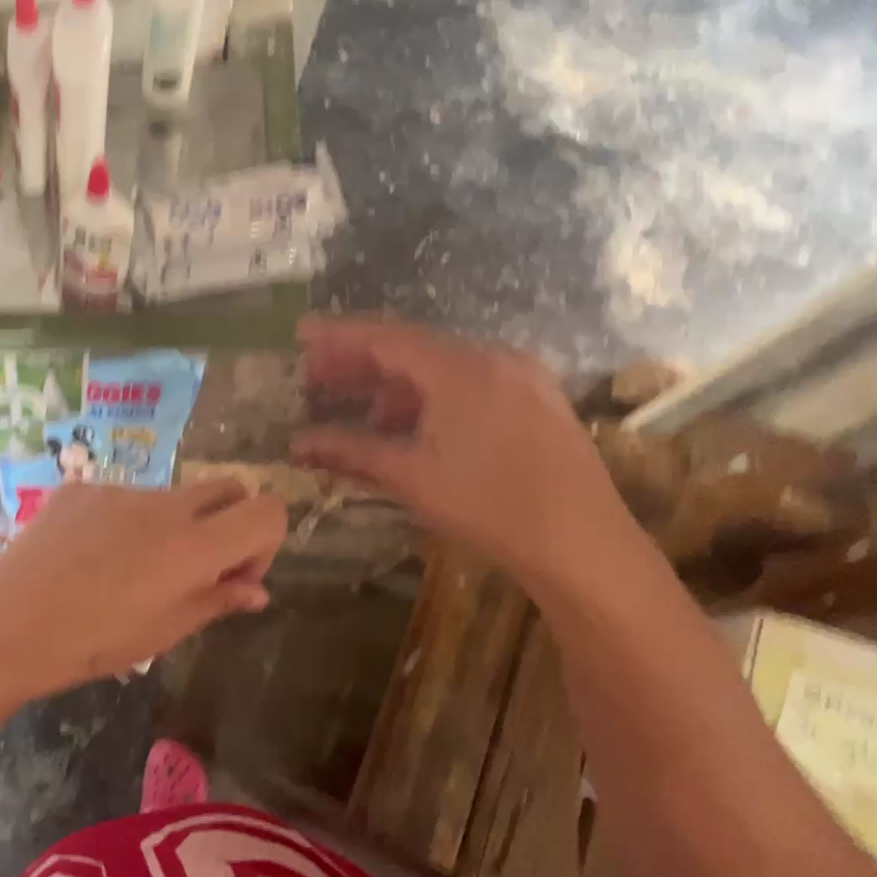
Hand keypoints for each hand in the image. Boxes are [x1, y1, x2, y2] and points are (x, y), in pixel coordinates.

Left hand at [0, 480, 287, 708]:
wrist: (6, 629)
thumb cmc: (90, 644)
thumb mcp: (163, 633)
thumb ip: (216, 601)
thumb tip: (256, 589)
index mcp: (194, 546)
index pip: (268, 511)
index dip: (264, 542)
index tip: (233, 577)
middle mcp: (163, 505)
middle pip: (227, 489)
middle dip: (227, 523)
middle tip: (193, 570)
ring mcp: (117, 491)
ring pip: (170, 496)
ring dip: (170, 526)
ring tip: (124, 573)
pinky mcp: (78, 490)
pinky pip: (121, 497)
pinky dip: (123, 522)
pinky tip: (87, 559)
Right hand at [290, 315, 636, 585]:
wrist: (580, 542)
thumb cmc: (487, 505)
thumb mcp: (409, 476)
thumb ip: (348, 450)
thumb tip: (296, 443)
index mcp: (462, 369)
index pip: (387, 337)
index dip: (338, 335)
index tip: (300, 335)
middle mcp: (495, 359)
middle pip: (414, 347)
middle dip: (360, 361)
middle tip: (314, 377)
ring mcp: (522, 378)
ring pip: (441, 366)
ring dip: (392, 384)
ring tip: (355, 412)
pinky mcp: (535, 400)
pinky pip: (468, 382)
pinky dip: (426, 396)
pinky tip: (406, 426)